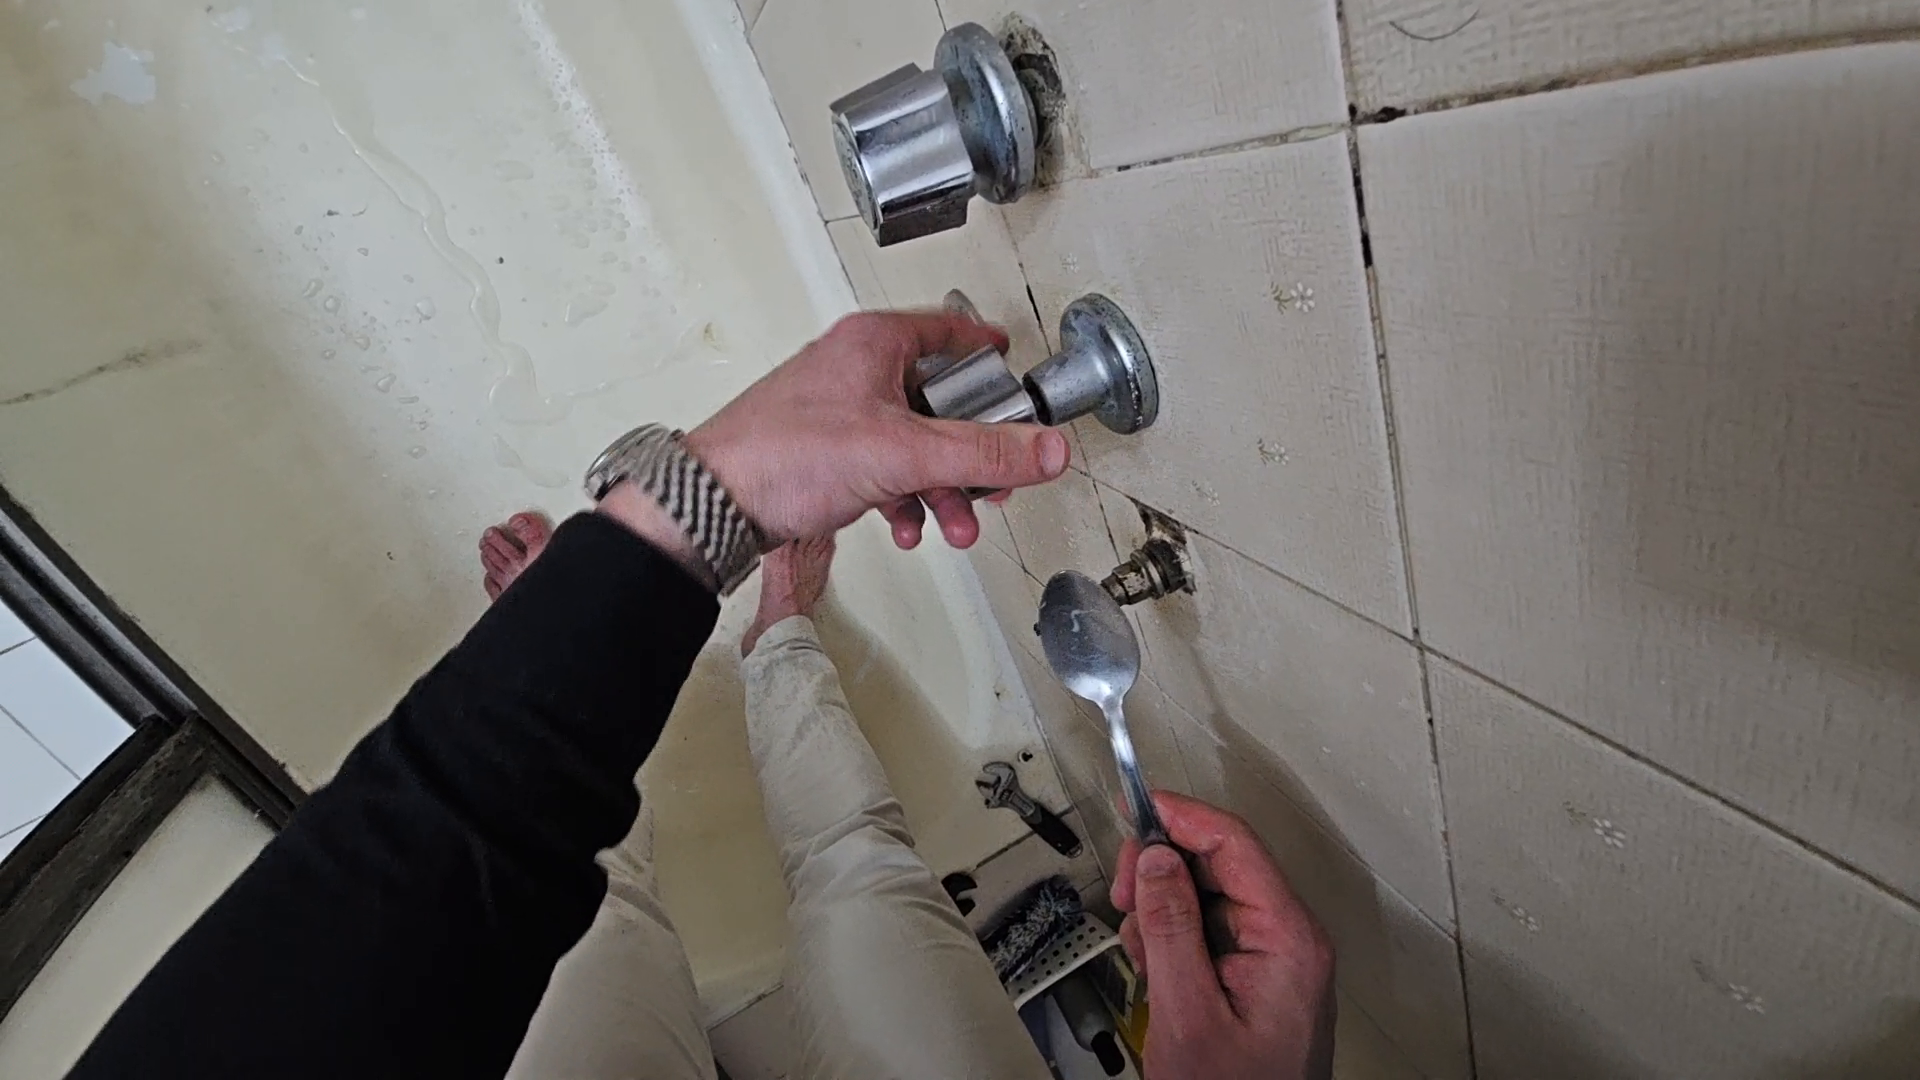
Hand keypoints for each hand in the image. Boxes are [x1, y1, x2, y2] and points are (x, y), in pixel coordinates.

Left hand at [682, 311, 1070, 547]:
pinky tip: (905, 528)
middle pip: (939, 402)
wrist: (716, 504)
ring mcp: (842, 414)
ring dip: (942, 489)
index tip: (1012, 367)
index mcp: (875, 345)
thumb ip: (981, 453)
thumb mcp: (903, 451)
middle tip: (995, 480)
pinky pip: (885, 470)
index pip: (948, 331)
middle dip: (971, 453)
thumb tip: (1045, 448)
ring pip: (915, 444)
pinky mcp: (829, 453)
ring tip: (953, 525)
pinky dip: (903, 500)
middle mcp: (858, 371)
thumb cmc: (784, 455)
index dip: (986, 350)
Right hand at [1112, 792, 1336, 1079]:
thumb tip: (1156, 854)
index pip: (1233, 841)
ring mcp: (1269, 949)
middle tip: (1122, 890)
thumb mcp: (1187, 1012)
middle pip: (1216, 858)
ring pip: (1202, 886)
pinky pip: (1202, 918)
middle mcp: (1285, 933)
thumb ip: (1170, 926)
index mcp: (1286, 936)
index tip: (1134, 805)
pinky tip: (1154, 962)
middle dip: (1161, 866)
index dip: (1182, 814)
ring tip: (1140, 945)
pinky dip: (1167, 928)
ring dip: (1159, 903)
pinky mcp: (1250, 965)